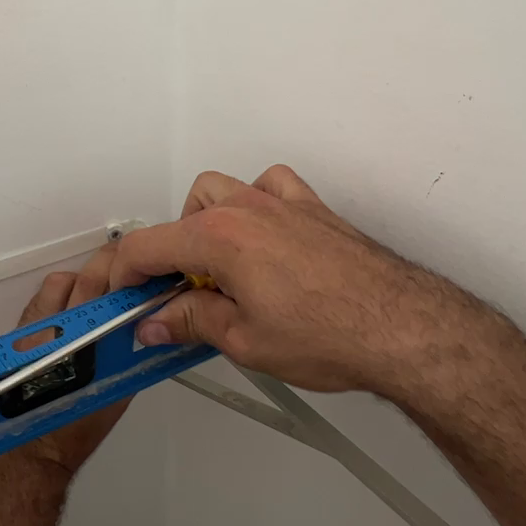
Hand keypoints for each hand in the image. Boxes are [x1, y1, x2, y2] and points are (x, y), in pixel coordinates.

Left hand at [0, 244, 131, 478]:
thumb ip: (128, 353)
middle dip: (107, 265)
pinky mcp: (21, 332)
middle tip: (126, 266)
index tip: (141, 268)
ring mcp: (35, 327)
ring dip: (81, 280)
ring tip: (99, 292)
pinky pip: (43, 300)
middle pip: (84, 278)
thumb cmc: (76, 428)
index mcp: (84, 340)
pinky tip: (75, 310)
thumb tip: (141, 324)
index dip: (122, 272)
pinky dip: (60, 296)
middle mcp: (56, 328)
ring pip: (59, 283)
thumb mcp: (116, 391)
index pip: (104, 288)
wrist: (33, 448)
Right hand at [110, 165, 493, 396]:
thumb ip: (190, 322)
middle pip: (181, 216)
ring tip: (213, 265)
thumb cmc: (336, 333)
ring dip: (204, 220)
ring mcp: (281, 204)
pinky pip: (271, 185)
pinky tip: (261, 232)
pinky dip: (256, 200)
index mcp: (218, 237)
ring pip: (221, 190)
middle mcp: (246, 209)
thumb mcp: (243, 340)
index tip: (119, 293)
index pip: (147, 246)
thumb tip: (158, 322)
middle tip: (172, 293)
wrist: (406, 330)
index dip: (123, 272)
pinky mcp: (312, 210)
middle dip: (168, 252)